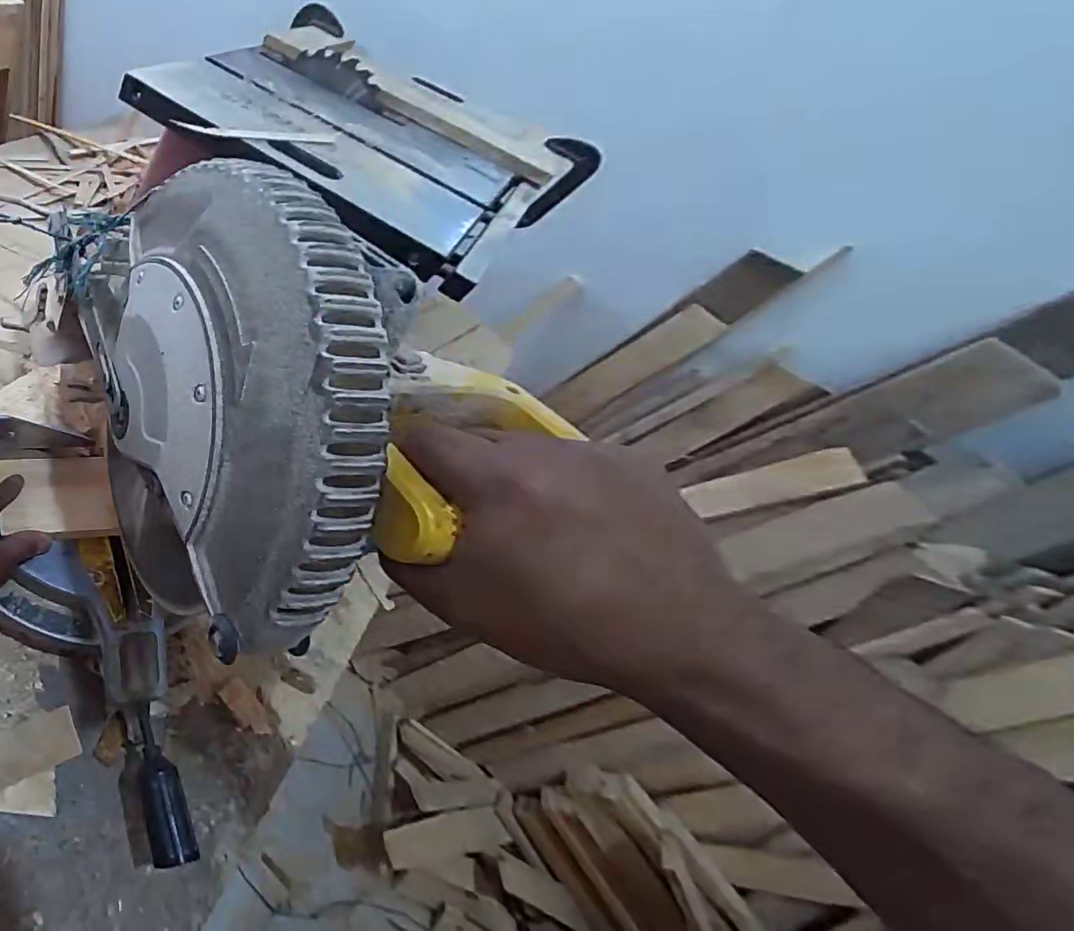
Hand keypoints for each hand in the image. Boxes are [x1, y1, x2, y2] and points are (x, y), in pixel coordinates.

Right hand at [382, 423, 766, 696]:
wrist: (687, 639)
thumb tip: (387, 534)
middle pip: (471, 438)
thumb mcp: (462, 605)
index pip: (421, 435)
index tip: (404, 485)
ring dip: (507, 474)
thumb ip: (407, 563)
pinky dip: (557, 482)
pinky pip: (569, 460)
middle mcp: (538, 448)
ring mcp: (589, 450)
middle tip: (466, 515)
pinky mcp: (629, 460)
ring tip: (527, 523)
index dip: (401, 455)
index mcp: (493, 478)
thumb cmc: (560, 625)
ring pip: (522, 447)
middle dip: (456, 469)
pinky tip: (579, 525)